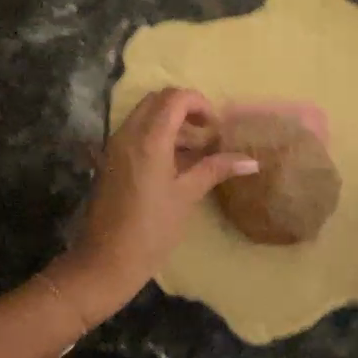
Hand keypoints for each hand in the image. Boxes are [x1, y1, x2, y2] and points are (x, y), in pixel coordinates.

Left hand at [51, 88, 259, 321]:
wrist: (106, 259)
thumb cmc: (151, 230)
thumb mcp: (186, 196)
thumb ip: (215, 170)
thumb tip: (250, 160)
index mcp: (148, 138)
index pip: (175, 98)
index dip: (199, 104)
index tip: (216, 127)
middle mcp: (128, 133)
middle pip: (157, 100)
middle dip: (184, 109)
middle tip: (206, 134)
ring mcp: (114, 146)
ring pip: (144, 115)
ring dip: (170, 123)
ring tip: (195, 151)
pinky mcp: (109, 160)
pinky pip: (134, 133)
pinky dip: (155, 136)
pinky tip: (173, 163)